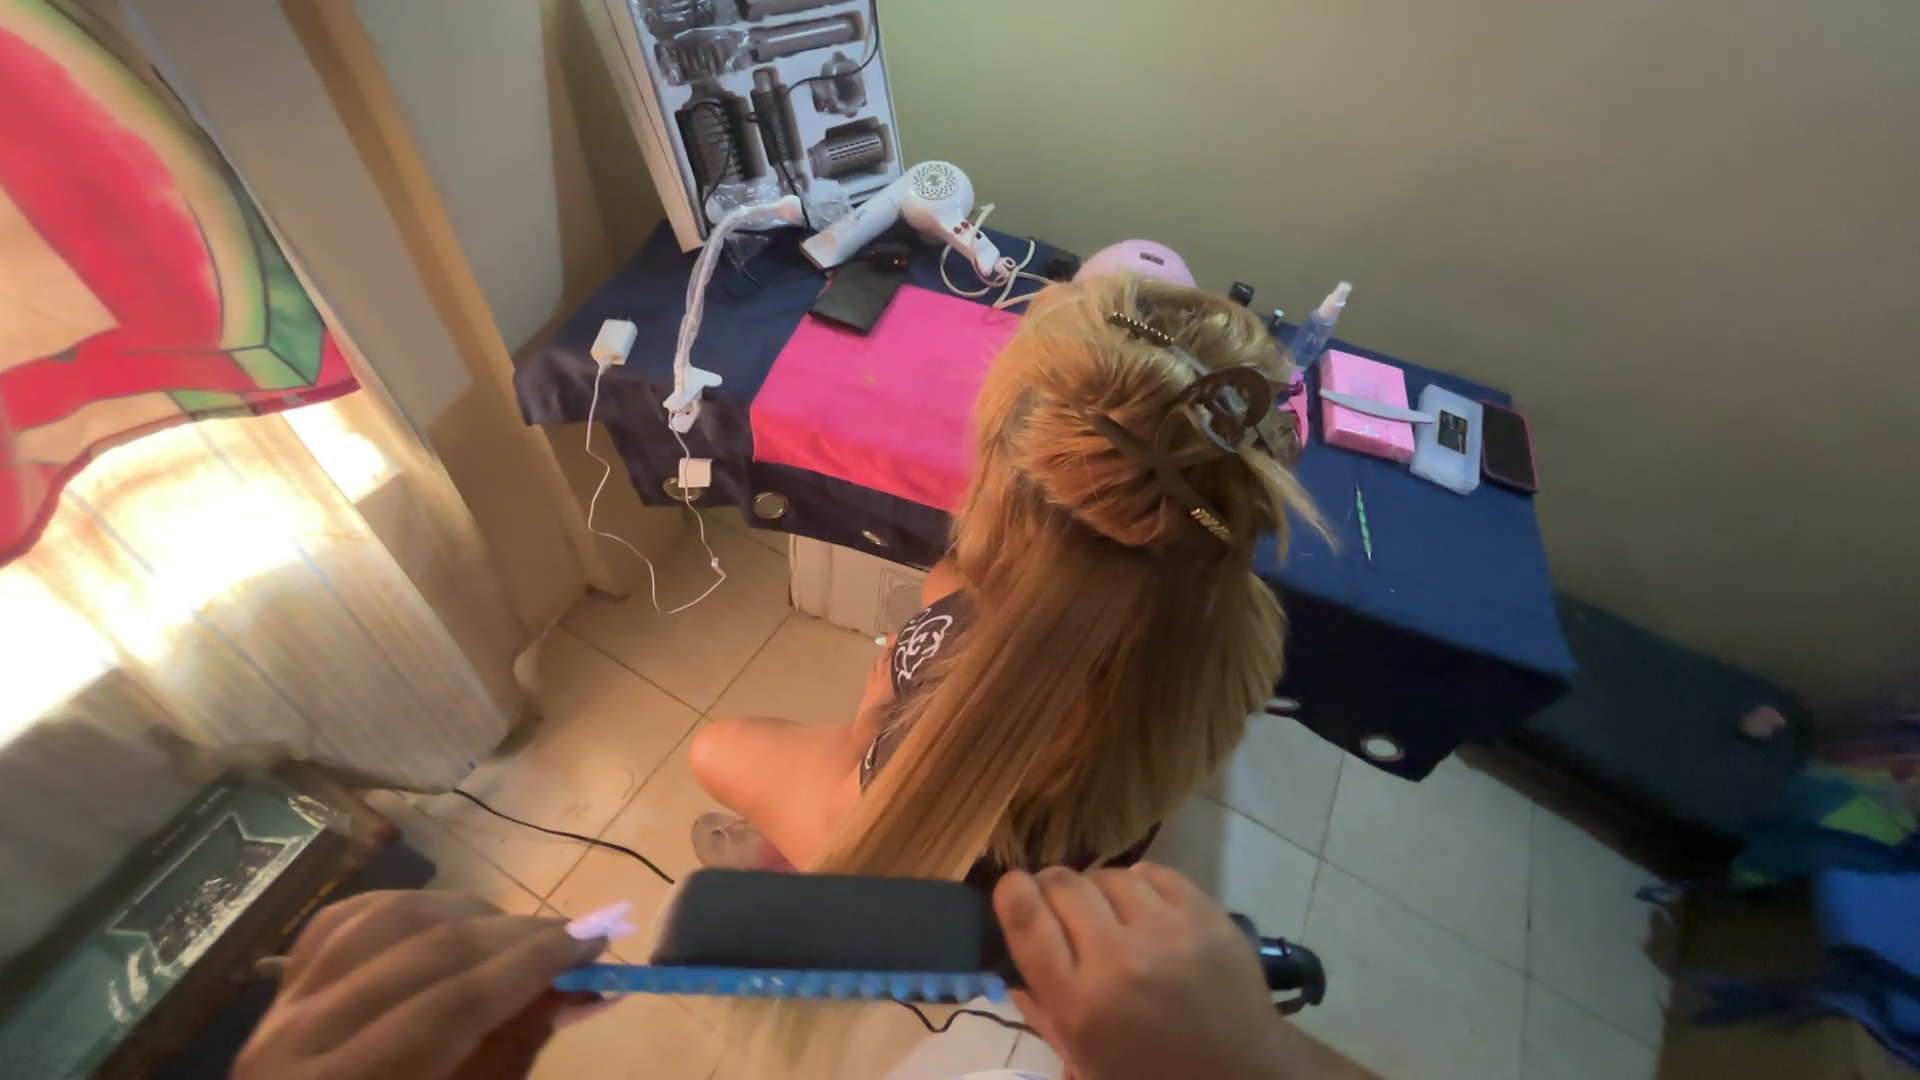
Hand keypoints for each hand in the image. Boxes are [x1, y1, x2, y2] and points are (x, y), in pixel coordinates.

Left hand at [234, 890, 605, 1079]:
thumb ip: (517, 1044)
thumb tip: (586, 980)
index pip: (455, 1003)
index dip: (534, 964)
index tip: (598, 938)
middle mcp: (293, 1044)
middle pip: (431, 953)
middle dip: (518, 935)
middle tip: (578, 935)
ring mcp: (279, 1009)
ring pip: (394, 917)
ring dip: (472, 914)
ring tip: (514, 936)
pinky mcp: (282, 987)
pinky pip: (352, 917)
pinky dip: (412, 907)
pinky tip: (450, 919)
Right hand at [995, 864, 1287, 1079]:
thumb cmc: (1152, 1077)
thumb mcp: (1084, 1061)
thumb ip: (1041, 1009)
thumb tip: (1004, 958)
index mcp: (1081, 1005)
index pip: (1027, 920)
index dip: (1011, 892)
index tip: (1012, 889)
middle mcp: (1119, 961)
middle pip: (1063, 884)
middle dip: (1053, 890)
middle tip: (1062, 908)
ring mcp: (1166, 933)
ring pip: (1107, 874)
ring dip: (1099, 890)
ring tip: (1110, 913)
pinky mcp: (1204, 914)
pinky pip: (1152, 872)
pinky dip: (1140, 885)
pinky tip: (1144, 909)